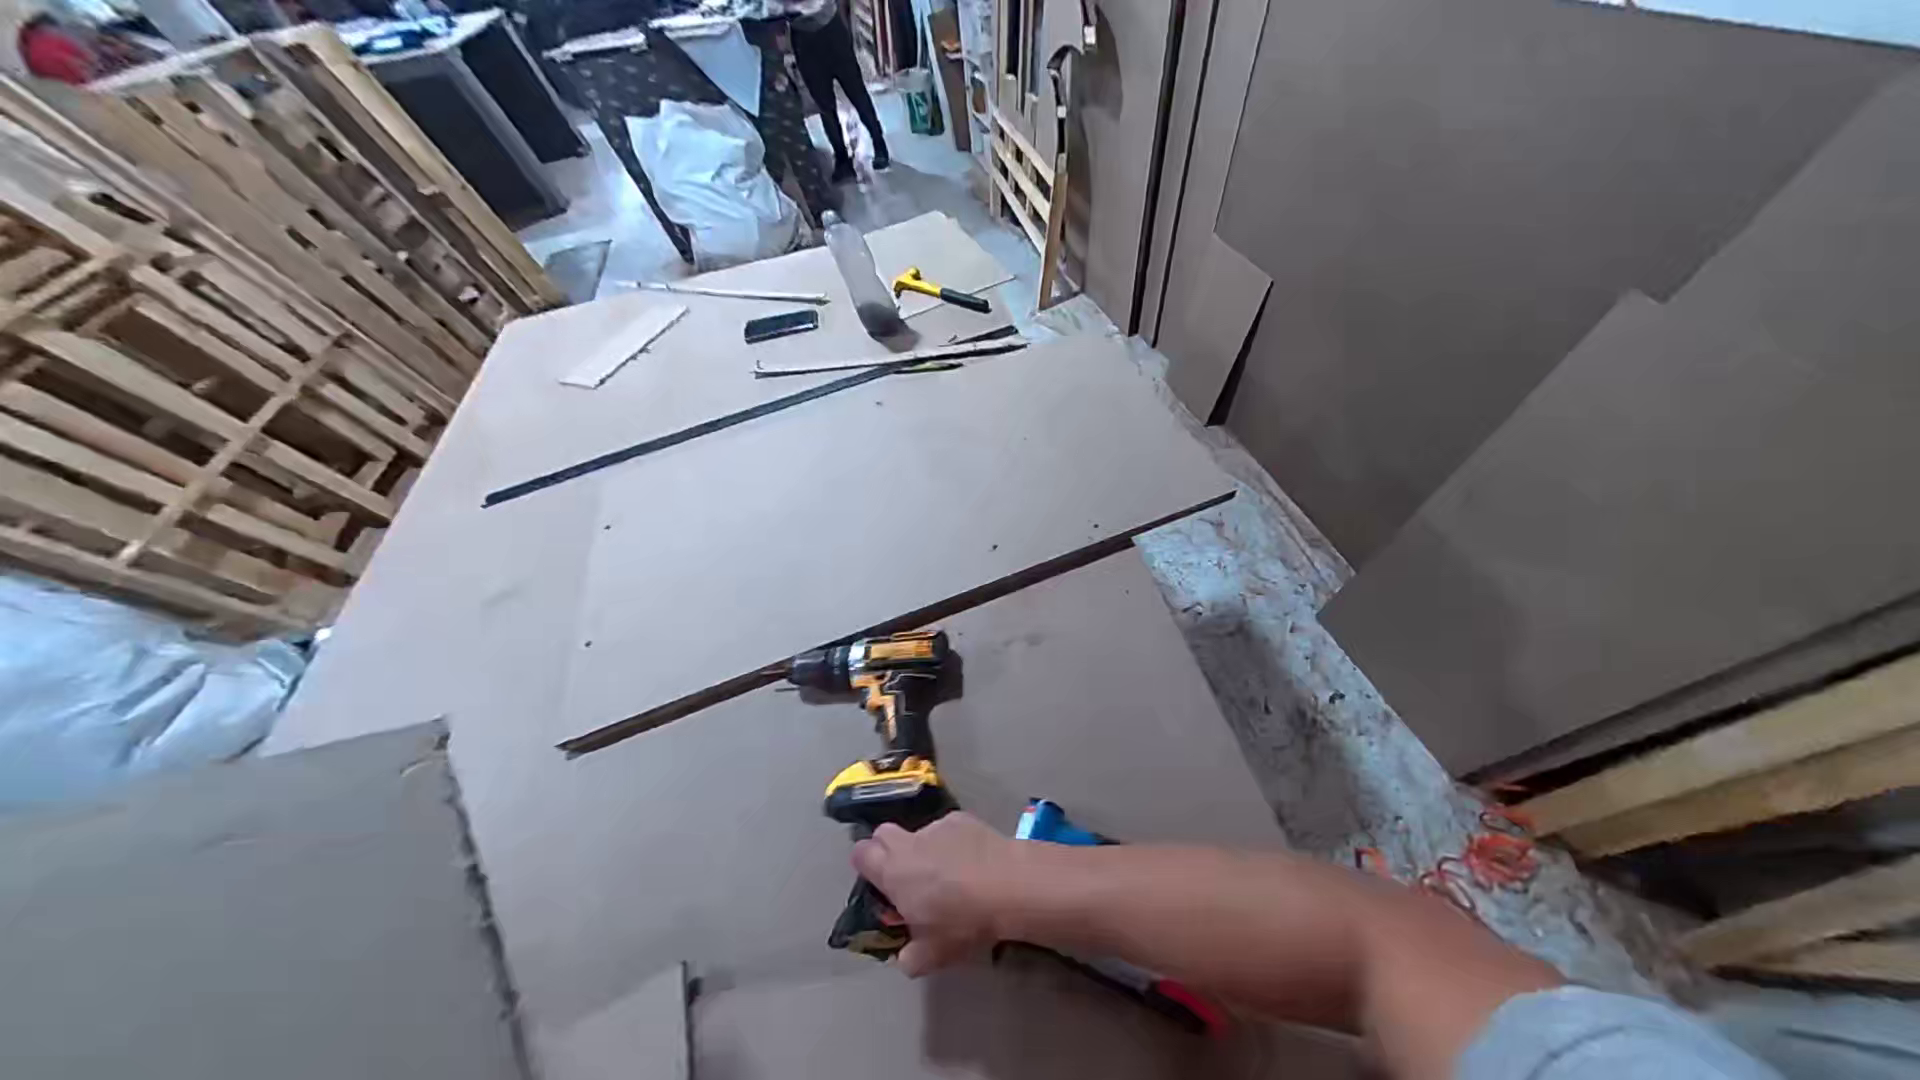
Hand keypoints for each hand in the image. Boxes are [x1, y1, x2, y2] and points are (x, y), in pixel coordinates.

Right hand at [850, 811, 1023, 975]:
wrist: (1007, 886)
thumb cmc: (962, 922)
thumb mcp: (931, 956)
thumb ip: (909, 956)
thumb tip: (906, 956)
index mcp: (892, 873)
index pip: (860, 854)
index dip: (866, 865)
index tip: (879, 883)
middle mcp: (908, 843)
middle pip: (883, 833)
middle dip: (888, 849)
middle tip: (906, 875)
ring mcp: (935, 827)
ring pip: (918, 832)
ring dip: (924, 848)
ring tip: (949, 872)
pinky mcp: (961, 818)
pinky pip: (947, 829)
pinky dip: (952, 842)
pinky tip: (971, 860)